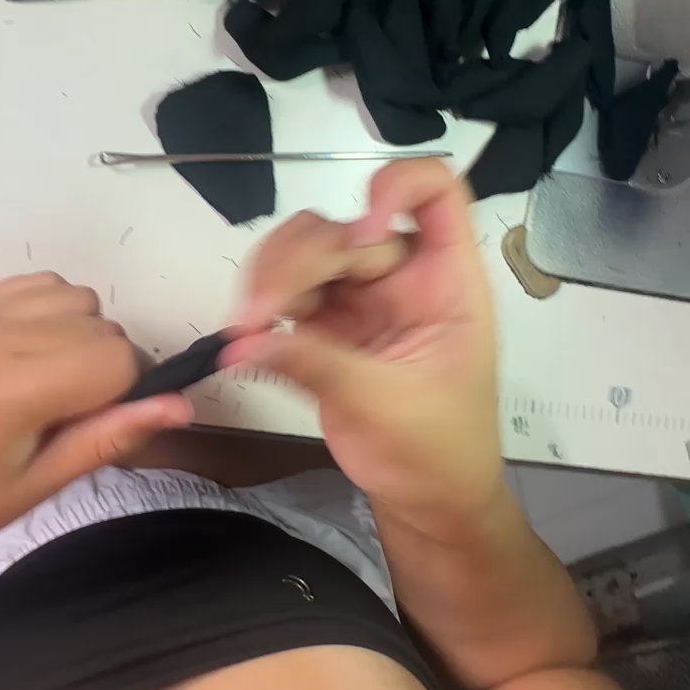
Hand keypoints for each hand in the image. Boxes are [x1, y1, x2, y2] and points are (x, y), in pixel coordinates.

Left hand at [0, 272, 192, 555]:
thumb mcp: (45, 483)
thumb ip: (114, 435)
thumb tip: (183, 406)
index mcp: (3, 392)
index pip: (114, 360)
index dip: (130, 390)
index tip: (107, 418)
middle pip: (99, 325)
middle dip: (107, 366)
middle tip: (72, 409)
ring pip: (77, 297)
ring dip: (83, 334)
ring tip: (51, 379)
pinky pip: (42, 283)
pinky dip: (55, 313)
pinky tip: (31, 352)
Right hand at [223, 160, 500, 530]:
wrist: (425, 499)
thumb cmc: (437, 453)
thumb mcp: (388, 408)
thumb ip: (318, 366)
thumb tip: (245, 342)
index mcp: (445, 280)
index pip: (435, 193)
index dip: (397, 189)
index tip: (363, 235)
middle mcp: (400, 274)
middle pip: (343, 227)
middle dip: (299, 262)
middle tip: (262, 315)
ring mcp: (358, 295)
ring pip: (304, 248)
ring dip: (270, 276)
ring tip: (248, 325)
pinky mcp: (322, 320)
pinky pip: (283, 287)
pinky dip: (259, 302)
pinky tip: (246, 335)